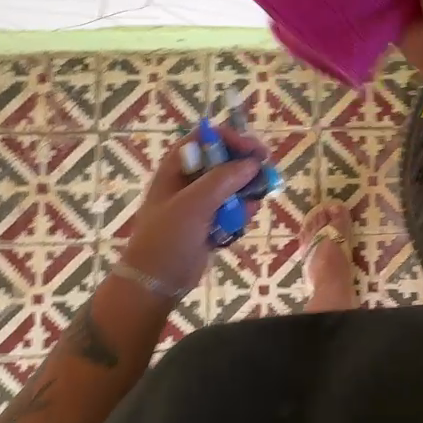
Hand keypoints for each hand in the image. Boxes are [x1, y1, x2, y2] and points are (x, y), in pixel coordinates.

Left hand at [115, 125, 262, 304]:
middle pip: (224, 160)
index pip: (206, 138)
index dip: (231, 140)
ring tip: (251, 207)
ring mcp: (199, 202)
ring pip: (232, 185)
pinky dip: (240, 213)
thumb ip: (223, 180)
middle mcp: (188, 180)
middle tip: (266, 174)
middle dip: (245, 168)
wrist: (156, 283)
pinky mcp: (210, 222)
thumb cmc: (167, 239)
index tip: (254, 151)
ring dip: (245, 194)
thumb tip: (252, 164)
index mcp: (175, 168)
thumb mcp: (193, 205)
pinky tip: (240, 224)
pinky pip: (233, 208)